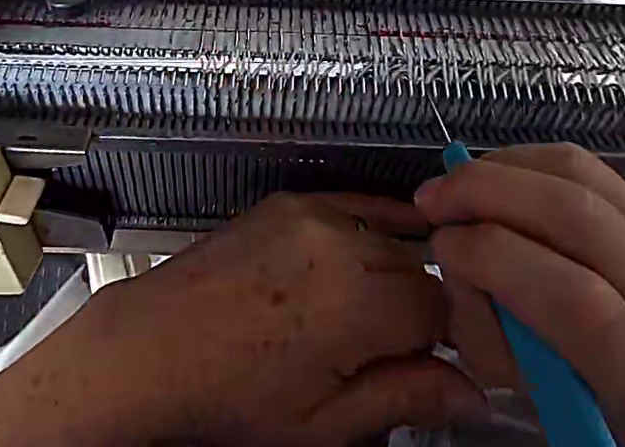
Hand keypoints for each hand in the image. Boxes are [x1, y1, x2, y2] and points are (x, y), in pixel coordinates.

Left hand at [0, 192, 482, 445]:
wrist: (152, 349)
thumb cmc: (227, 399)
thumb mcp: (323, 424)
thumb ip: (405, 398)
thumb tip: (473, 396)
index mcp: (357, 306)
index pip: (441, 311)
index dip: (451, 339)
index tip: (450, 358)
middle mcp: (342, 245)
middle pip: (418, 269)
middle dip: (425, 307)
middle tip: (417, 342)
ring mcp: (314, 215)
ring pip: (391, 237)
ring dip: (400, 268)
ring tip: (390, 304)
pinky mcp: (292, 201)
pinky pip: (358, 201)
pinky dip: (384, 217)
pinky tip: (405, 224)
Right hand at [418, 144, 624, 446]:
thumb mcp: (579, 421)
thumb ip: (513, 353)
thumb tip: (464, 277)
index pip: (577, 301)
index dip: (498, 262)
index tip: (442, 250)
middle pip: (579, 215)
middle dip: (491, 191)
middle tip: (434, 196)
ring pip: (590, 177)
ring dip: (511, 164)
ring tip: (463, 176)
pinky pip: (598, 174)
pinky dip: (540, 161)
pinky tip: (509, 173)